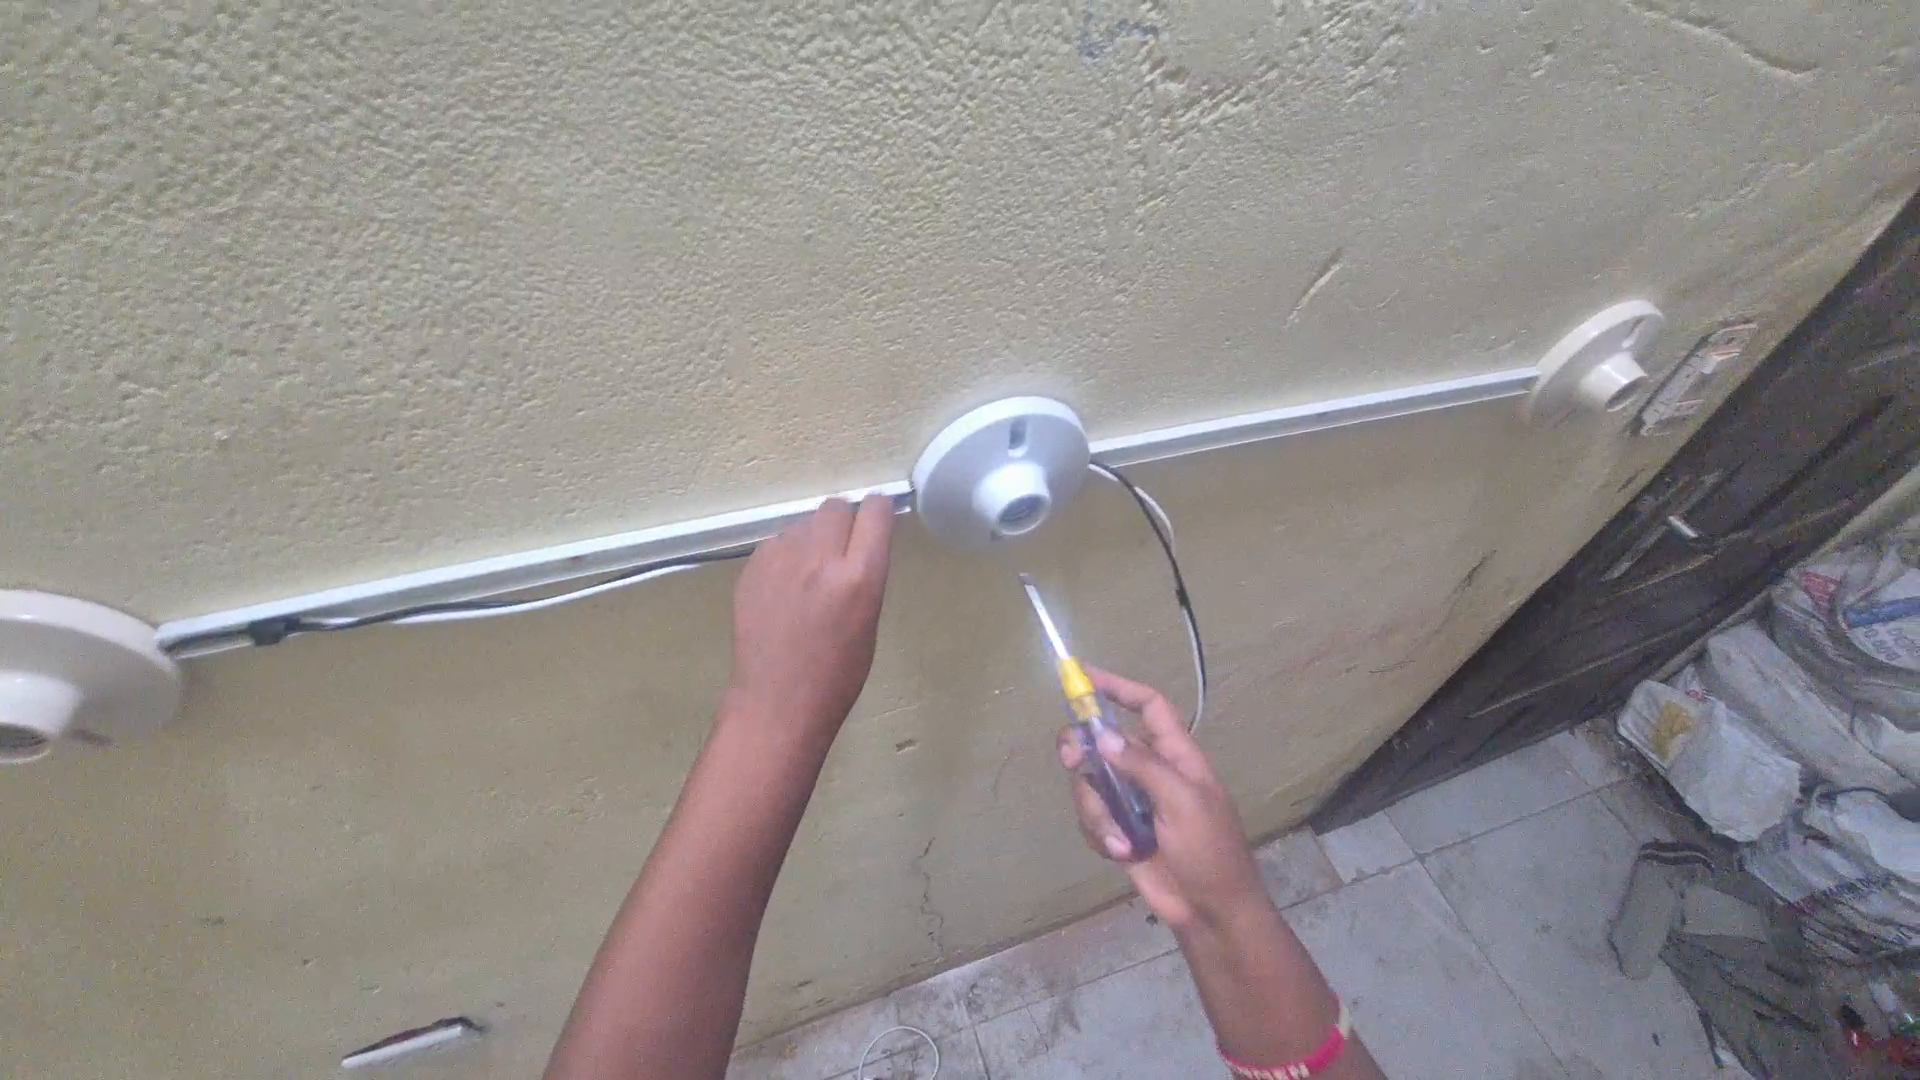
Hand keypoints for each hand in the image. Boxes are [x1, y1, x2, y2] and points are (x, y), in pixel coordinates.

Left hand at [726, 494, 893, 735]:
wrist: (777, 701)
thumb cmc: (837, 674)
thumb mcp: (870, 621)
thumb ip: (866, 575)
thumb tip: (860, 543)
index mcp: (859, 577)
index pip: (876, 512)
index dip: (879, 512)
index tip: (877, 521)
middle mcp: (820, 558)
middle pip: (836, 507)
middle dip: (844, 522)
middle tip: (842, 550)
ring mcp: (781, 560)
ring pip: (804, 523)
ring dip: (813, 538)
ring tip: (809, 575)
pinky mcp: (753, 567)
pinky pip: (778, 542)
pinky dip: (786, 555)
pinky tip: (784, 588)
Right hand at [1058, 667, 1269, 930]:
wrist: (1211, 912)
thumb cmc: (1210, 852)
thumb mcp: (1183, 802)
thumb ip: (1143, 766)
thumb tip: (1103, 736)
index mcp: (1175, 755)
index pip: (1148, 706)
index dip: (1119, 687)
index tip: (1085, 677)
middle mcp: (1148, 770)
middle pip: (1103, 740)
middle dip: (1082, 748)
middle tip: (1071, 760)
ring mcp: (1131, 800)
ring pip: (1090, 782)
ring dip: (1097, 811)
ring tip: (1120, 841)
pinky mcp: (1117, 828)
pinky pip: (1090, 815)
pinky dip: (1099, 833)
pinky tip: (1120, 852)